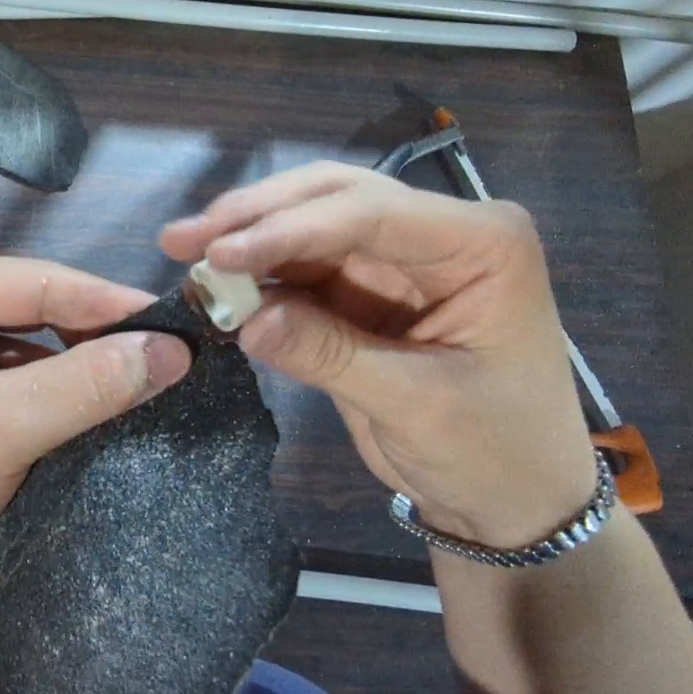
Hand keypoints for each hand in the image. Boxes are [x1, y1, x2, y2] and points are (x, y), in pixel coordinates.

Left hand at [0, 258, 191, 599]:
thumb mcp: (6, 426)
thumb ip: (90, 382)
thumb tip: (177, 349)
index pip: (36, 280)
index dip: (111, 302)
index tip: (187, 325)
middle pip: (38, 307)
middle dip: (100, 334)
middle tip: (177, 354)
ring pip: (36, 343)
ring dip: (87, 364)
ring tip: (155, 377)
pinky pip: (24, 377)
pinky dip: (64, 391)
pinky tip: (109, 404)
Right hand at [161, 163, 595, 549]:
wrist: (510, 496)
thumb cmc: (493, 449)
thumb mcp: (416, 405)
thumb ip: (331, 355)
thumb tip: (247, 320)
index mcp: (479, 245)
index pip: (371, 214)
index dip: (288, 230)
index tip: (218, 254)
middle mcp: (435, 235)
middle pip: (334, 197)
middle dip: (257, 215)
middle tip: (183, 238)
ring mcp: (393, 261)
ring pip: (306, 224)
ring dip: (245, 237)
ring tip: (182, 251)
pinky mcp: (358, 291)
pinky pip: (296, 269)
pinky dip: (253, 275)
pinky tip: (211, 283)